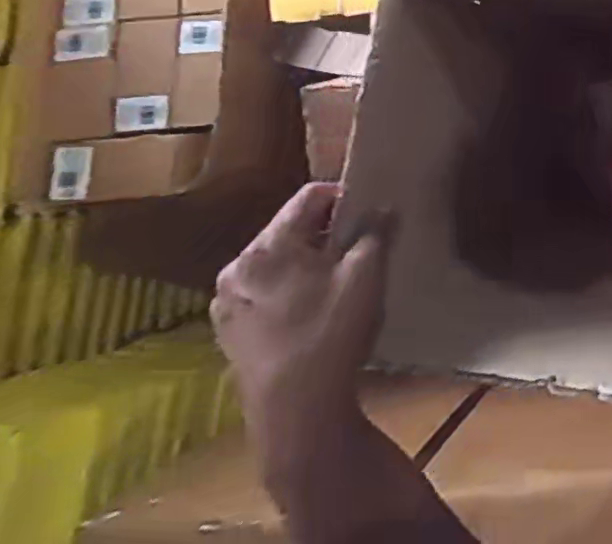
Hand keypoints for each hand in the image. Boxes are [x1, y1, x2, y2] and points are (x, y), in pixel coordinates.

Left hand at [211, 182, 390, 500]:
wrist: (297, 417)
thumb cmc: (331, 334)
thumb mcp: (366, 275)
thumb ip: (377, 231)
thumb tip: (384, 207)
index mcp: (266, 246)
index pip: (309, 196)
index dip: (344, 197)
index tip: (369, 216)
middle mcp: (237, 267)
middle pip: (289, 228)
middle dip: (326, 232)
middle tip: (358, 250)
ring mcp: (227, 303)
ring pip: (277, 261)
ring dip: (307, 260)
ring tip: (337, 282)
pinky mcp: (229, 333)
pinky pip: (264, 291)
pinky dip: (289, 288)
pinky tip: (312, 311)